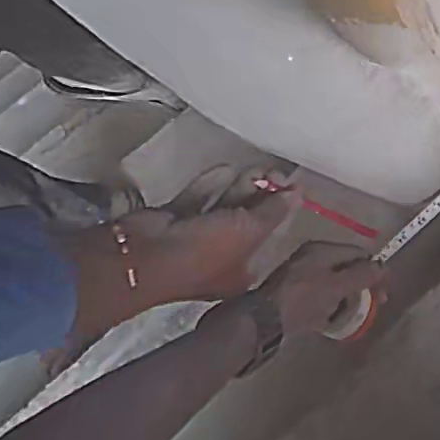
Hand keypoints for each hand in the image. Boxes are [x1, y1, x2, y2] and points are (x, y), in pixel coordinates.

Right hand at [73, 188, 301, 307]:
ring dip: (238, 188)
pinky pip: (197, 202)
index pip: (268, 237)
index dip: (280, 210)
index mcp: (242, 272)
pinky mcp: (173, 222)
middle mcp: (220, 259)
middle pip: (246, 221)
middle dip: (260, 195)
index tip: (292, 186)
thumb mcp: (248, 232)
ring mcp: (195, 240)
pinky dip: (209, 187)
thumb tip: (298, 195)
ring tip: (256, 167)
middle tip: (272, 170)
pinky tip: (223, 170)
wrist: (142, 255)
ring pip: (222, 208)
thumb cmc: (204, 251)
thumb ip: (273, 212)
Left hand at [252, 242, 385, 337]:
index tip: (383, 295)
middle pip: (347, 266)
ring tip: (348, 314)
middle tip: (370, 306)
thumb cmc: (303, 301)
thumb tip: (383, 266)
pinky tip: (330, 317)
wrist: (262, 322)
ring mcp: (300, 272)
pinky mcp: (292, 289)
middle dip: (362, 285)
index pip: (359, 253)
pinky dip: (331, 302)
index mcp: (322, 249)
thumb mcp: (338, 287)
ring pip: (334, 280)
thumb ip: (363, 275)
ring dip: (346, 296)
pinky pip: (321, 291)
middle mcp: (311, 255)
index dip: (376, 271)